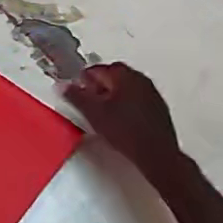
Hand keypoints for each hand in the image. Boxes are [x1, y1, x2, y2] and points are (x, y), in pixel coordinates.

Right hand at [63, 63, 182, 170]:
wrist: (155, 154)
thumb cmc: (127, 131)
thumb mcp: (92, 113)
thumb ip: (75, 96)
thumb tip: (64, 86)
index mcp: (125, 75)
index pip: (99, 68)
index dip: (84, 78)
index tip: (77, 88)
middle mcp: (141, 80)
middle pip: (114, 75)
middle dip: (99, 85)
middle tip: (88, 98)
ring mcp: (152, 94)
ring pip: (127, 87)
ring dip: (113, 95)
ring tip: (102, 111)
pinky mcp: (158, 109)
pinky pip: (137, 99)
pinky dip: (126, 105)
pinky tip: (119, 120)